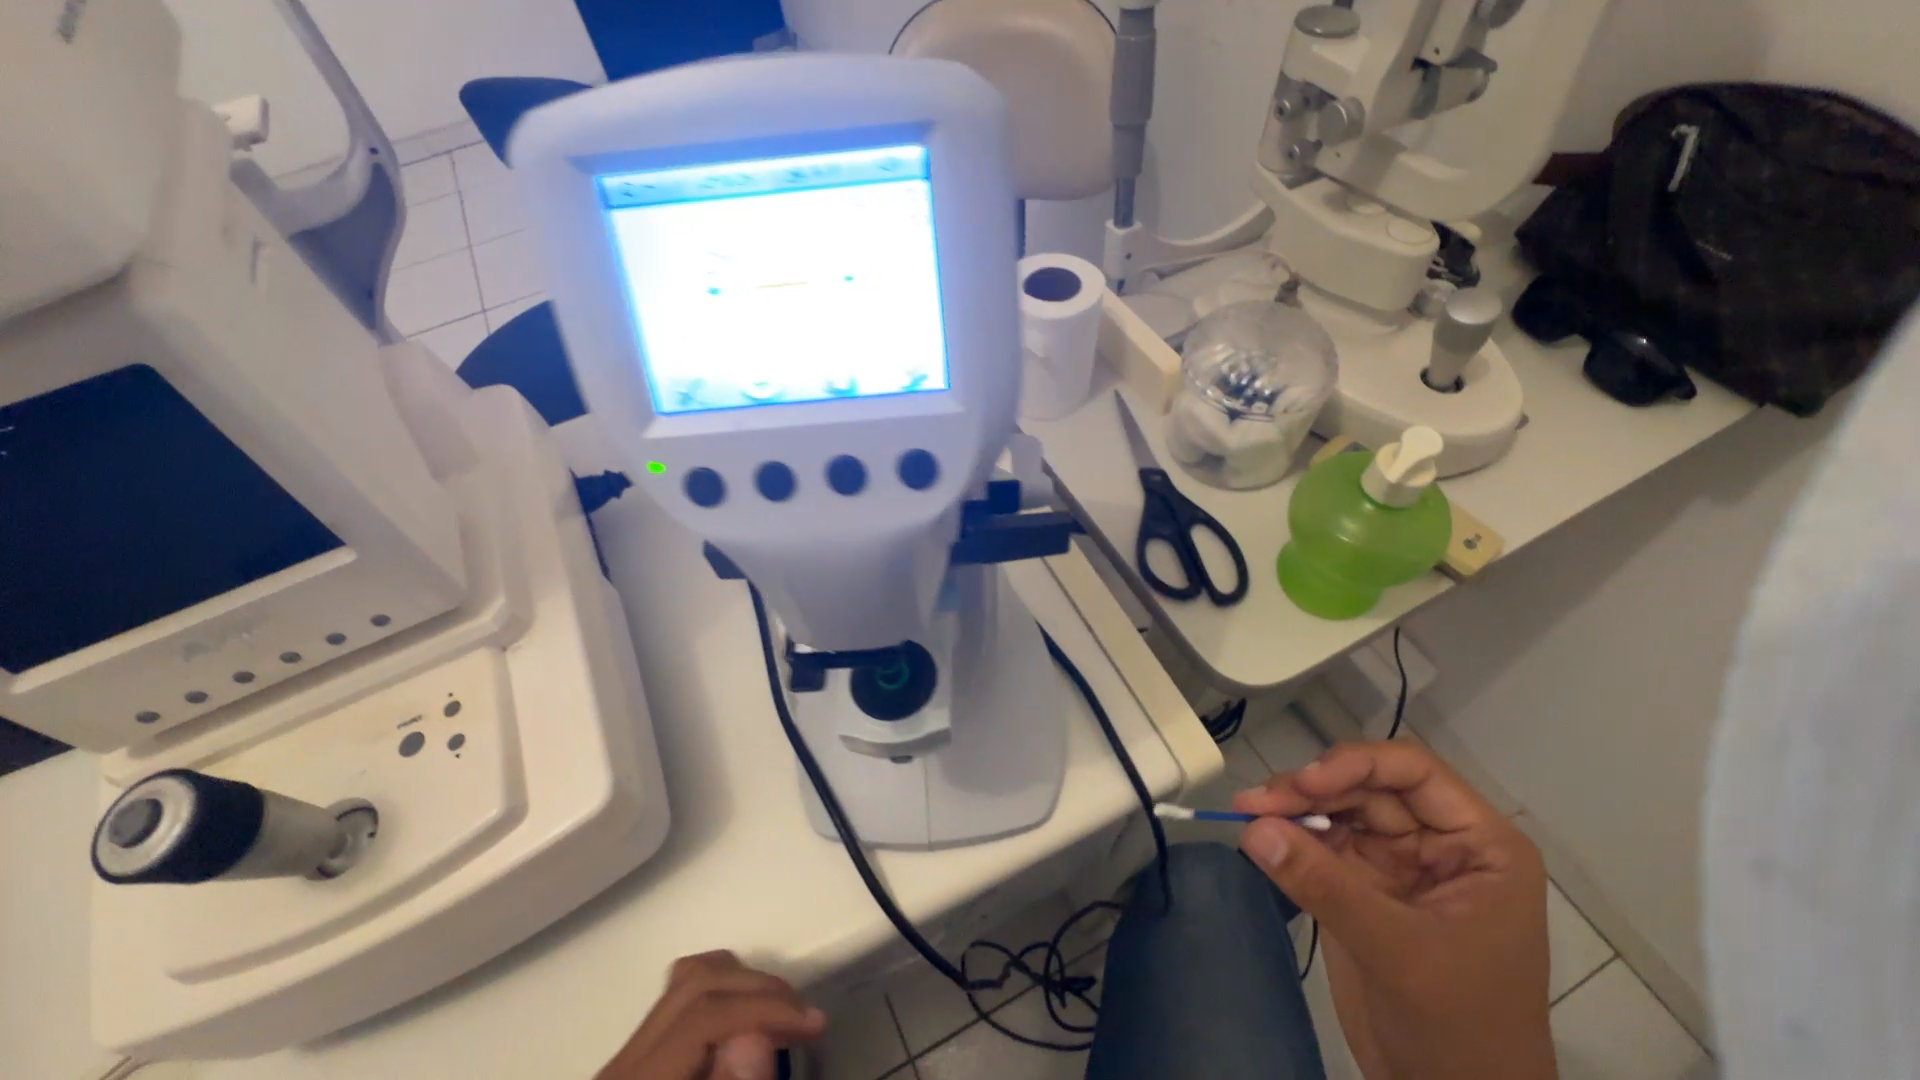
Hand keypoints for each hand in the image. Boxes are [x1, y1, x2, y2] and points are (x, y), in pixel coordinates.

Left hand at [595, 951, 827, 1079]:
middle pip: (693, 984)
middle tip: (807, 1020)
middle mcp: (621, 1064)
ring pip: (684, 982)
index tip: (816, 1025)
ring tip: (784, 1016)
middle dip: (760, 991)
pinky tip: (749, 1026)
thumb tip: (756, 1035)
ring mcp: (625, 1062)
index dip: (764, 1010)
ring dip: (743, 986)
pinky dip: (724, 999)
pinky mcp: (636, 1067)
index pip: (701, 1017)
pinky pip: (681, 1002)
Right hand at [1233, 741, 1554, 1079]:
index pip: (1414, 772)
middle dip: (1312, 790)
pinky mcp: (1365, 891)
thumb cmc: (1459, 1026)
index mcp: (1479, 845)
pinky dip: (1291, 842)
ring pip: (1341, 814)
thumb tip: (1253, 829)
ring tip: (1246, 814)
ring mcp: (1400, 866)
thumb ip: (1325, 885)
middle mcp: (1440, 843)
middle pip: (1369, 788)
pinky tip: (1261, 839)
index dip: (1357, 764)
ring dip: (1295, 811)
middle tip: (1254, 803)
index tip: (1303, 783)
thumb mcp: (1397, 951)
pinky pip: (1324, 849)